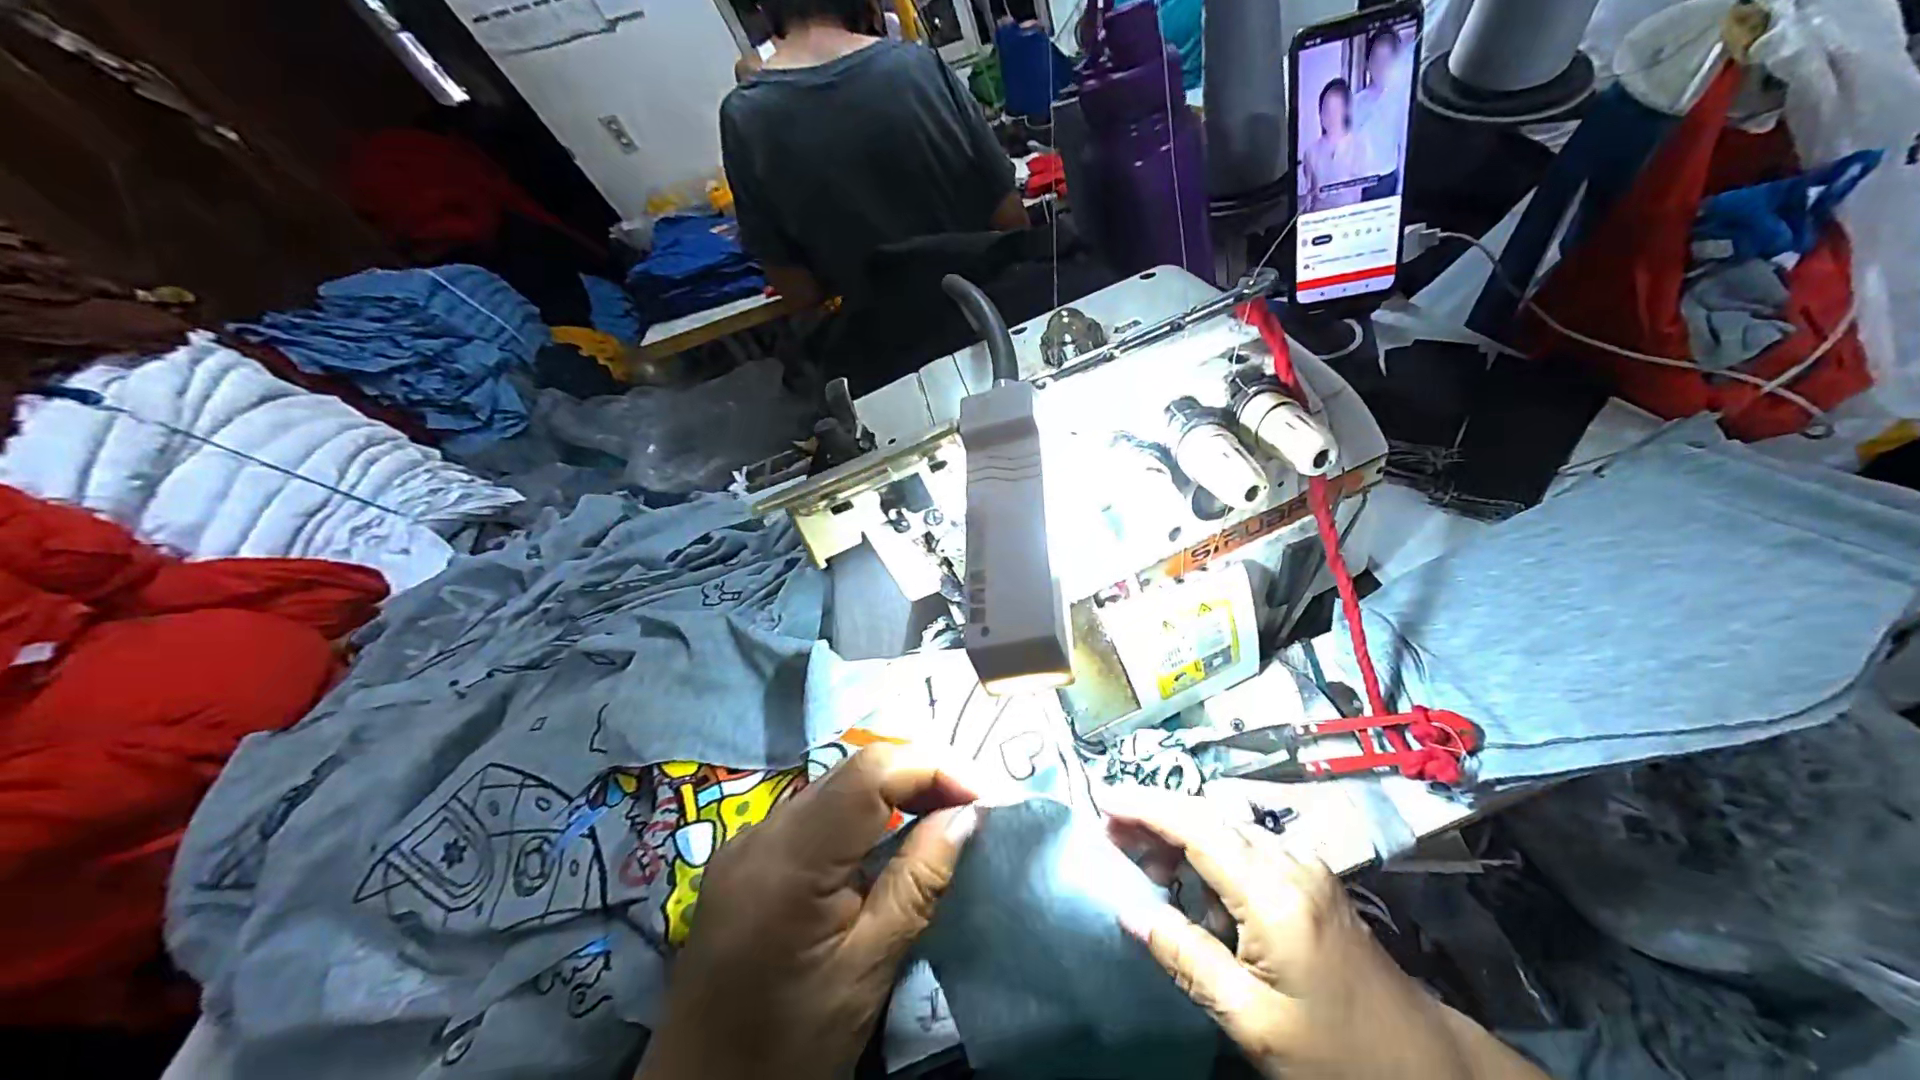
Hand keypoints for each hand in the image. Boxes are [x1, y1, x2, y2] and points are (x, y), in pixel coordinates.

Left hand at [637, 745, 980, 1079]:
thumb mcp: (867, 969)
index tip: (980, 798)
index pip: (868, 772)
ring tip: (940, 814)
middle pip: (851, 770)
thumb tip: (966, 815)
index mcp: (789, 861)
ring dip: (892, 791)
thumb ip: (918, 882)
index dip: (931, 768)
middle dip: (918, 775)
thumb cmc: (789, 1047)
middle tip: (968, 806)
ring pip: (834, 786)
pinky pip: (814, 812)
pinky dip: (861, 813)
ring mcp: (747, 840)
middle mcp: (761, 832)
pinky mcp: (745, 855)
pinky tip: (887, 838)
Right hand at [1104, 788, 1546, 1079]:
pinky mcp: (1310, 878)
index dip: (1144, 807)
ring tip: (1143, 864)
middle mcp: (1291, 863)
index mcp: (1274, 894)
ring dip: (1179, 833)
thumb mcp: (1251, 1019)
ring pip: (1225, 826)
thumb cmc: (1336, 1052)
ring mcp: (1305, 866)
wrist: (1424, 1066)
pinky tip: (1191, 884)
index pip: (1196, 826)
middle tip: (1111, 836)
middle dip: (1155, 816)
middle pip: (1208, 815)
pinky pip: (1244, 846)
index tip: (1101, 801)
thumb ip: (1185, 956)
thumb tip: (1129, 909)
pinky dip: (1206, 851)